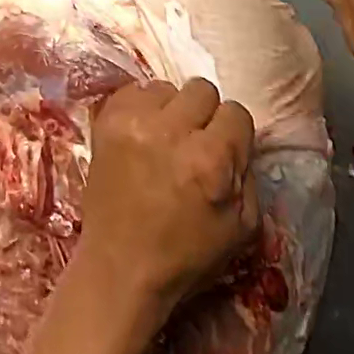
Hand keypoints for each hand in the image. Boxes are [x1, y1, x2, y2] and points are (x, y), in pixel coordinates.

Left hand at [78, 78, 259, 312]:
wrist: (120, 265)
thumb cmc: (186, 255)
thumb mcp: (243, 227)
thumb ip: (248, 172)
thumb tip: (238, 139)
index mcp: (210, 158)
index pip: (236, 112)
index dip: (233, 133)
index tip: (223, 150)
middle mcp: (171, 130)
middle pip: (202, 90)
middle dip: (204, 116)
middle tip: (193, 142)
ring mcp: (133, 121)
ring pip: (166, 88)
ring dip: (170, 110)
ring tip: (163, 139)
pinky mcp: (106, 120)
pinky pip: (132, 91)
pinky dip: (140, 108)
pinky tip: (141, 134)